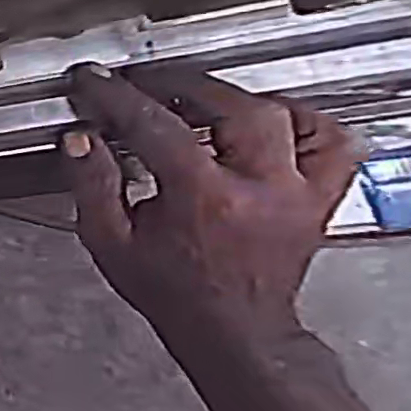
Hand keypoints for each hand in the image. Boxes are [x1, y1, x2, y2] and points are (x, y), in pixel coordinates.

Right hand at [59, 64, 362, 342]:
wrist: (232, 329)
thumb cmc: (170, 289)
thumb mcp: (108, 239)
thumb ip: (92, 184)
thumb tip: (80, 139)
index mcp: (206, 200)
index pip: (158, 126)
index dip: (118, 96)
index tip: (96, 81)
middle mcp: (264, 191)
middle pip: (233, 107)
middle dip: (179, 83)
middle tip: (144, 80)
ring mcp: (301, 193)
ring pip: (286, 115)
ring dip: (232, 96)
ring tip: (194, 95)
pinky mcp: (320, 197)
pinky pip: (330, 141)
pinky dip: (297, 119)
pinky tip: (262, 117)